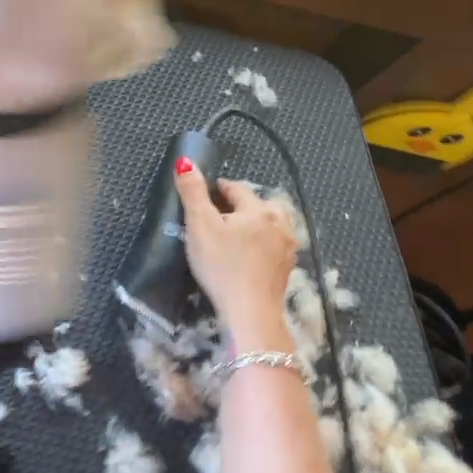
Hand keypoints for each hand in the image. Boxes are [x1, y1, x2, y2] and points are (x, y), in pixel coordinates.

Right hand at [173, 159, 295, 352]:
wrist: (249, 311)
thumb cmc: (221, 264)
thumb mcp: (199, 225)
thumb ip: (191, 191)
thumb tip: (185, 161)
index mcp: (259, 209)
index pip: (235, 188)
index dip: (215, 189)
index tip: (199, 197)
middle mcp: (280, 223)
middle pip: (258, 204)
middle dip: (238, 206)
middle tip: (214, 218)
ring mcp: (288, 247)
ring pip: (268, 225)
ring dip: (251, 224)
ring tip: (230, 235)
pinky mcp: (287, 269)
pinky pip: (272, 245)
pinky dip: (259, 244)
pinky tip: (244, 256)